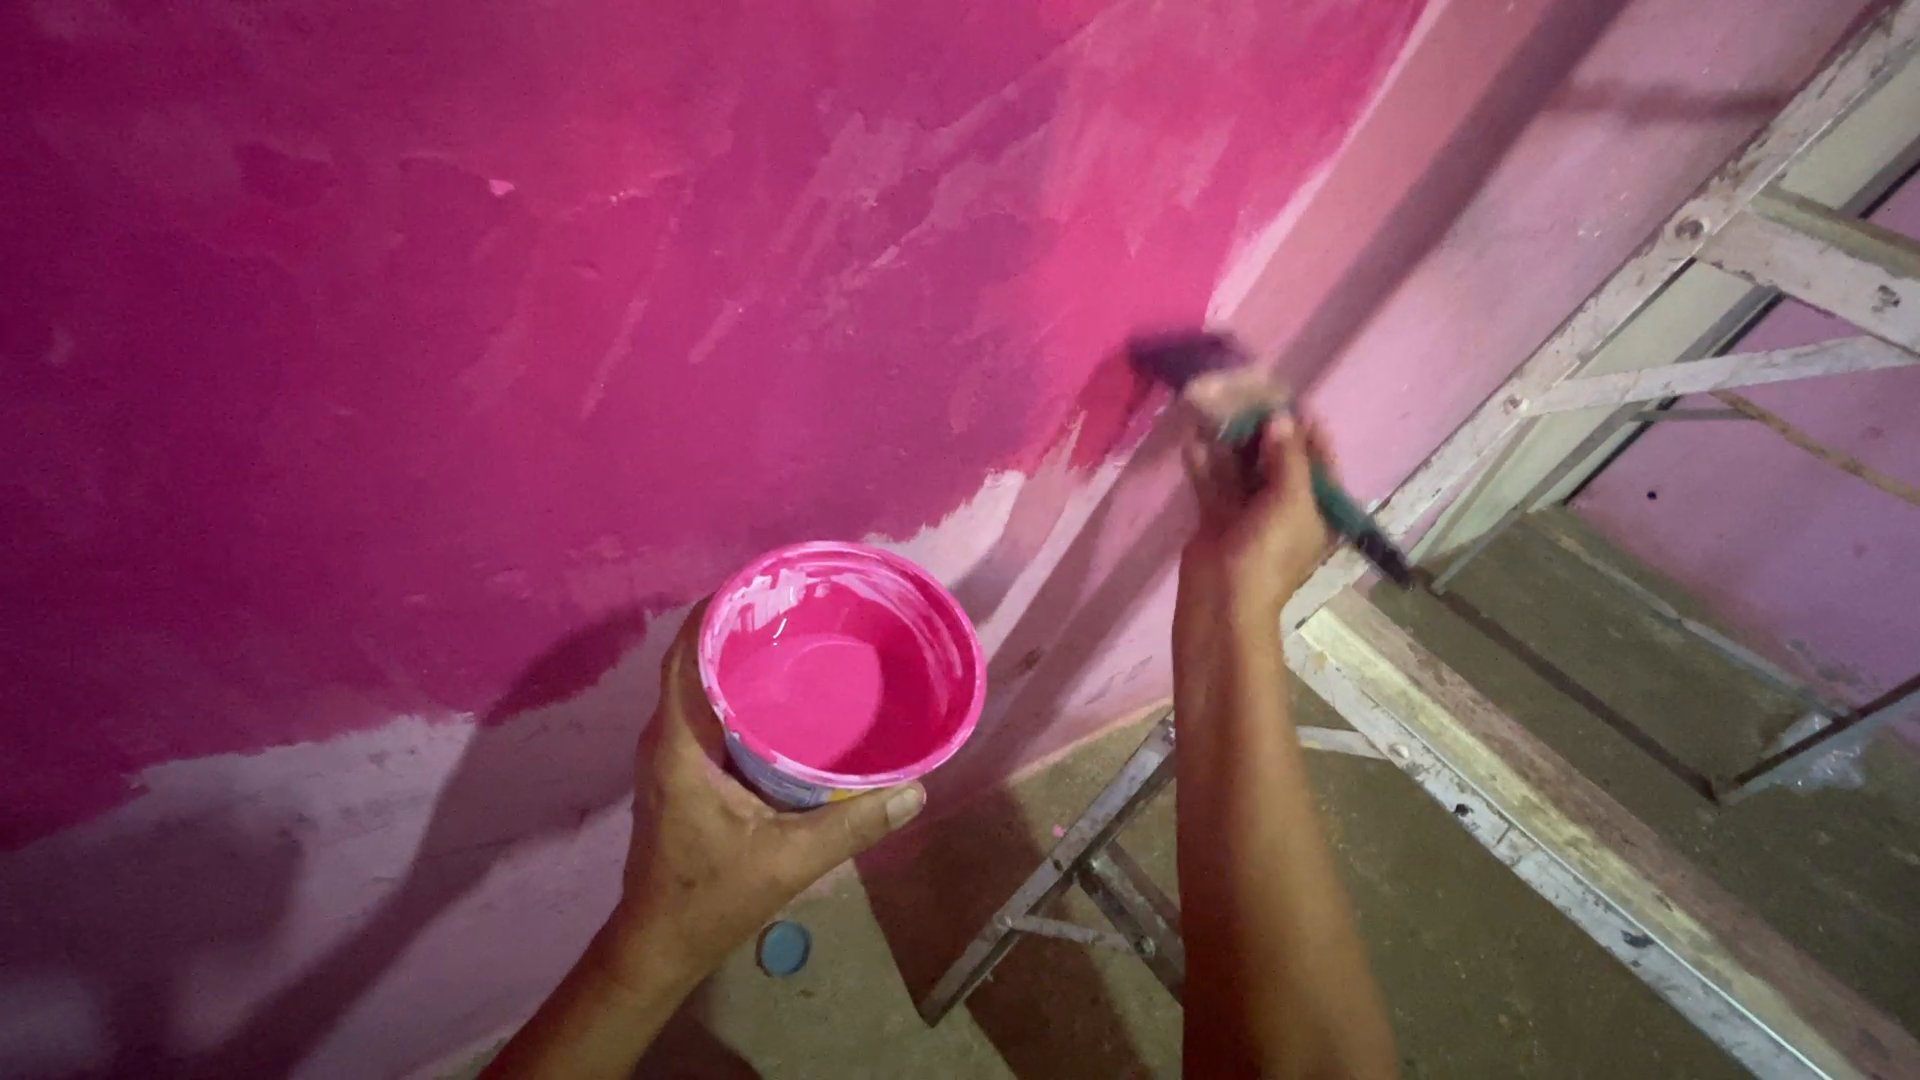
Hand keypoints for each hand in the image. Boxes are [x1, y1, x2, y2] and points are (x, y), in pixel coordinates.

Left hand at [602, 601, 925, 984]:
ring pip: (697, 681)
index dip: (716, 610)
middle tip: (799, 606)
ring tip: (795, 635)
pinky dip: (735, 685)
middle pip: (692, 657)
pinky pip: (704, 706)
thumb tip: (917, 790)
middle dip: (738, 624)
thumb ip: (854, 825)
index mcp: (679, 743)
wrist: (658, 945)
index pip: (684, 653)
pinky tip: (781, 690)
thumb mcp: (789, 861)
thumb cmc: (711, 898)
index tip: (766, 585)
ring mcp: (670, 751)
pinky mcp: (682, 767)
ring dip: (735, 654)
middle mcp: (666, 736)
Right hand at [1180, 414, 1336, 622]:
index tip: (1288, 398)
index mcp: (1315, 507)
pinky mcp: (1216, 517)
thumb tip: (1282, 417)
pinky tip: (1192, 441)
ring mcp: (1247, 512)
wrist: (1222, 600)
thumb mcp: (1291, 503)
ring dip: (1228, 443)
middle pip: (1275, 459)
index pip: (1317, 460)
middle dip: (1261, 431)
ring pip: (1240, 469)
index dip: (1305, 430)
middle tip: (1244, 398)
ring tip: (1215, 410)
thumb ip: (1287, 458)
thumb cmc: (1268, 553)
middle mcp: (1284, 506)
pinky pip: (1211, 483)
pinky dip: (1203, 464)